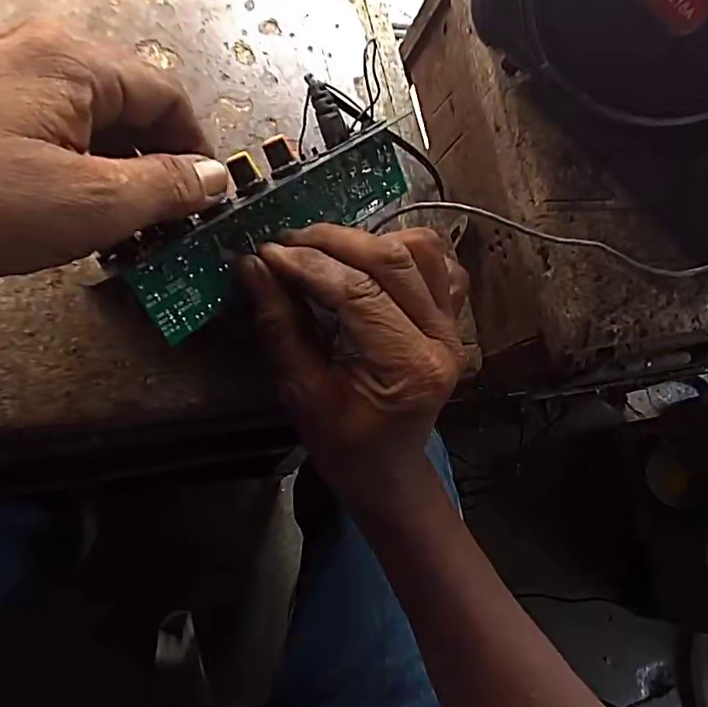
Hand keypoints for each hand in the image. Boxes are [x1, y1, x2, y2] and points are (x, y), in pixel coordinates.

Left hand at [0, 18, 227, 370]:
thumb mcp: (93, 202)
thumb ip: (169, 187)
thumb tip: (216, 177)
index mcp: (69, 59)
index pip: (168, 97)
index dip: (199, 151)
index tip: (208, 204)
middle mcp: (28, 55)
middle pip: (127, 110)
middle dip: (157, 170)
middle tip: (167, 228)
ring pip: (85, 131)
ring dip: (116, 181)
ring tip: (121, 234)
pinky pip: (42, 144)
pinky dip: (71, 181)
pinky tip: (64, 222)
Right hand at [238, 225, 468, 493]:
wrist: (389, 467)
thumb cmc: (344, 446)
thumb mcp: (302, 394)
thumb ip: (281, 326)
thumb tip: (253, 266)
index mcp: (409, 368)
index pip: (361, 293)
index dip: (309, 265)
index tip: (267, 253)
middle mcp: (442, 339)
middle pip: (395, 260)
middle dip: (334, 241)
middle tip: (288, 243)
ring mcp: (453, 325)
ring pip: (423, 250)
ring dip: (369, 239)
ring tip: (324, 249)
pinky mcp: (452, 318)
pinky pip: (439, 265)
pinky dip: (404, 251)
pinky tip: (369, 261)